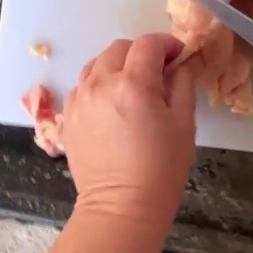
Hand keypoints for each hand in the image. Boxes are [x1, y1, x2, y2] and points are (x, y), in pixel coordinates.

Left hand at [64, 34, 198, 229]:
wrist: (120, 208)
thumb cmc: (161, 169)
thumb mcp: (184, 124)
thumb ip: (182, 84)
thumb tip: (181, 63)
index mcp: (133, 84)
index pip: (149, 44)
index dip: (167, 44)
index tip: (178, 57)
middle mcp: (100, 83)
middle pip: (120, 48)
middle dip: (141, 53)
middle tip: (158, 73)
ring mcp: (79, 98)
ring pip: (98, 63)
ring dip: (117, 66)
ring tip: (132, 88)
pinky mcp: (68, 114)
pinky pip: (83, 84)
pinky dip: (99, 84)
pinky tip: (112, 105)